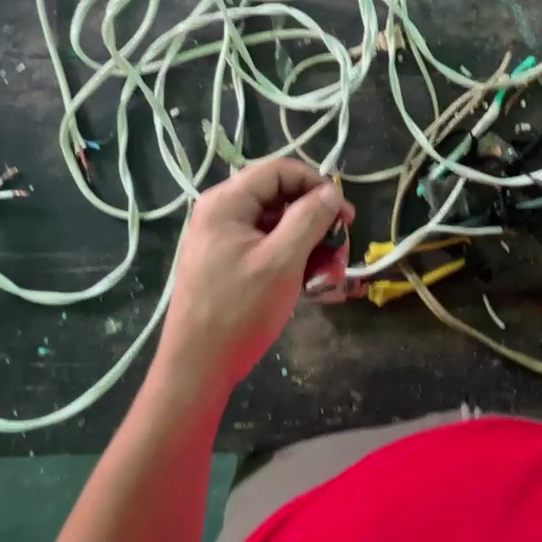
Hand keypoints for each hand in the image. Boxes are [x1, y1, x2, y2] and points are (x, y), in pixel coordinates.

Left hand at [161, 159, 354, 389]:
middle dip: (317, 223)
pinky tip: (310, 285)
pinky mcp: (228, 263)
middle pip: (282, 198)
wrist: (196, 371)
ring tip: (328, 277)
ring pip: (280, 225)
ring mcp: (224, 239)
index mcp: (226, 202)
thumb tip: (331, 193)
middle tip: (340, 252)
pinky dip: (293, 260)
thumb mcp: (282, 261)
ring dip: (310, 245)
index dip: (318, 185)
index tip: (345, 216)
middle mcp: (222, 213)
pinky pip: (269, 247)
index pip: (281, 170)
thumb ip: (309, 218)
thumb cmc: (239, 311)